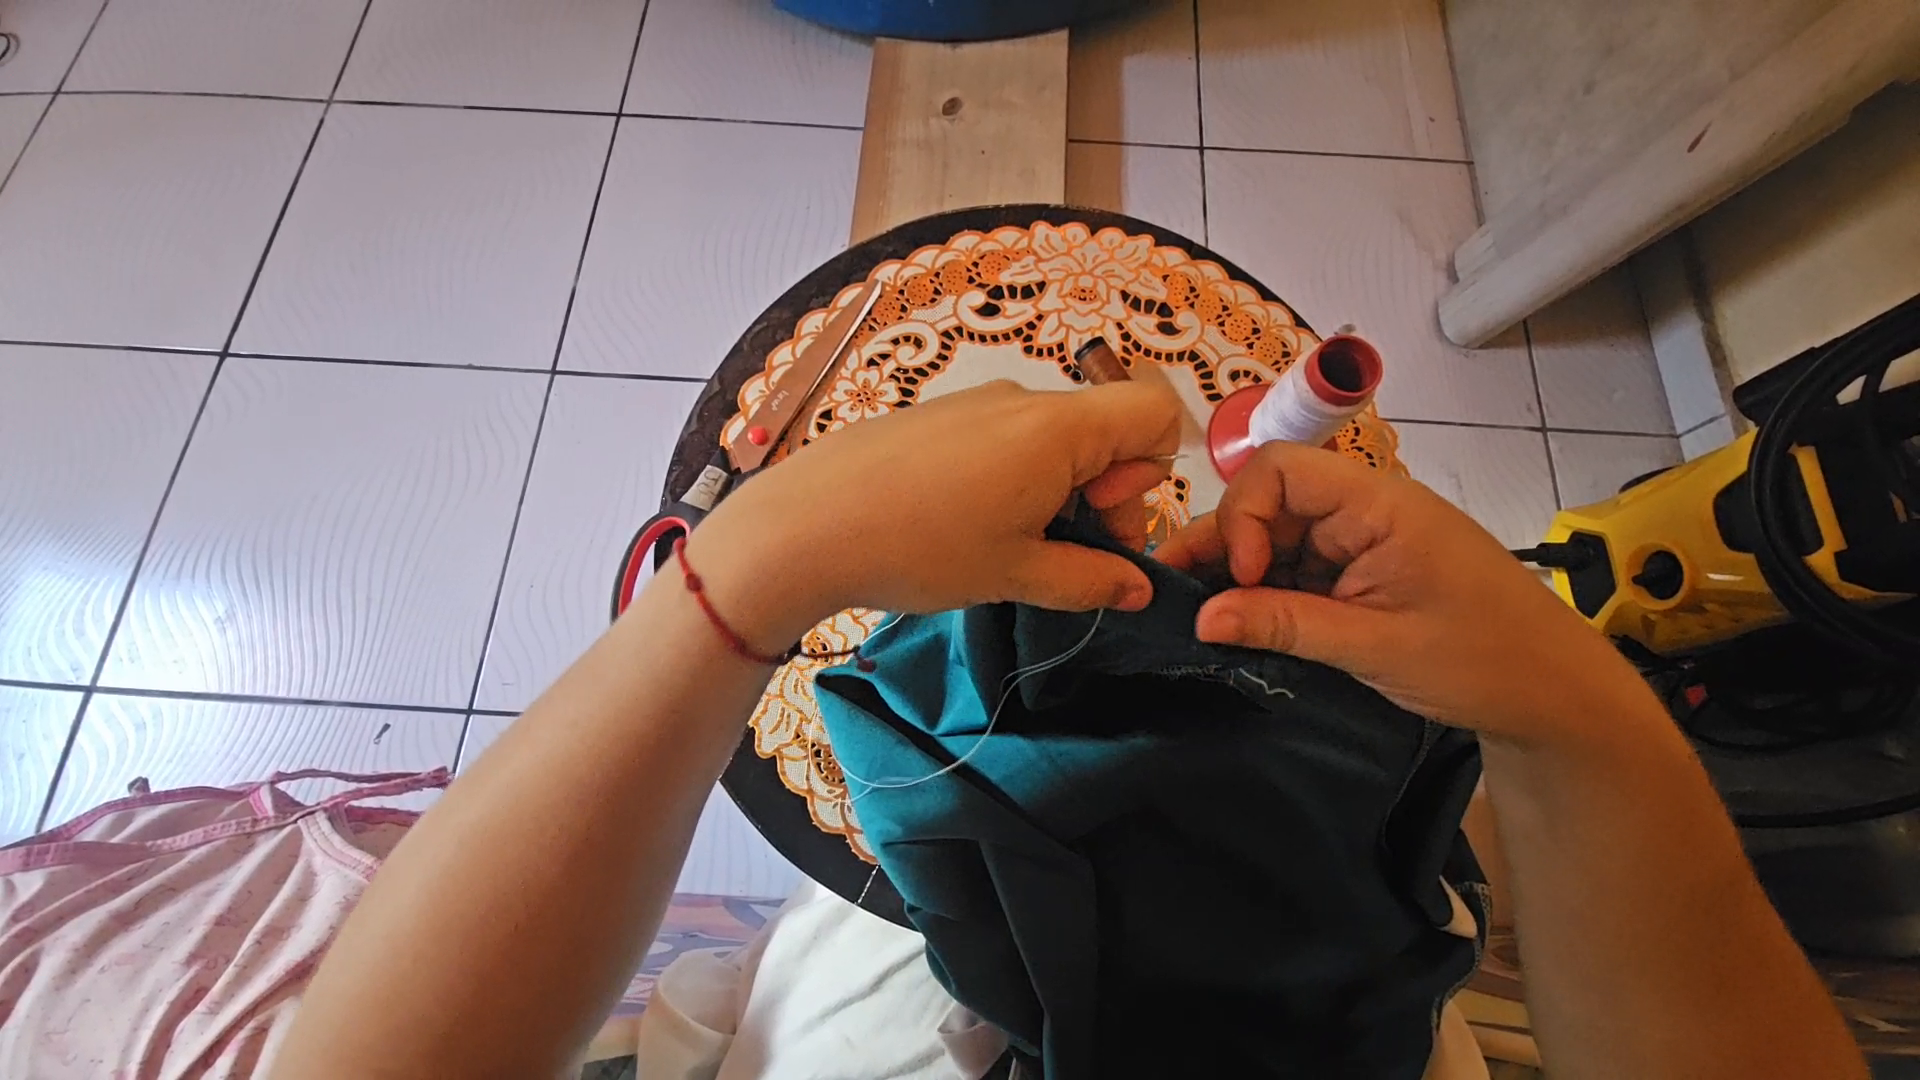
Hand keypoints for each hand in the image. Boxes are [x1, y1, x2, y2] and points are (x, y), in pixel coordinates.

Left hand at [686, 380, 1184, 649]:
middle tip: (1059, 553)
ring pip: (1051, 439)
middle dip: (1102, 495)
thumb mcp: (1016, 573)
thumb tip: (1139, 589)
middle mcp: (1022, 399)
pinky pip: (1004, 437)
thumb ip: (1091, 579)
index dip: (1149, 475)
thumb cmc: (922, 548)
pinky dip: (1011, 476)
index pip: (1154, 415)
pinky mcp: (938, 415)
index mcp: (1057, 428)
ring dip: (1054, 491)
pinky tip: (961, 520)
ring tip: (1001, 543)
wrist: (806, 522)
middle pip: (1103, 432)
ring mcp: (975, 401)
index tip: (1100, 524)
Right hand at [1154, 442, 1662, 745]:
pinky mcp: (1358, 569)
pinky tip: (1240, 620)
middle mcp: (1362, 509)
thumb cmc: (1482, 662)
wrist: (1556, 698)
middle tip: (1185, 594)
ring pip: (1274, 536)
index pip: (1280, 470)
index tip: (1244, 576)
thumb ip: (1282, 624)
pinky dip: (1264, 592)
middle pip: (1267, 502)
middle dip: (1224, 545)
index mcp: (1378, 504)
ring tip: (1202, 612)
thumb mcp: (1373, 646)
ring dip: (1238, 572)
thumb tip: (1199, 619)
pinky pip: (1294, 566)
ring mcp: (1359, 540)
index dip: (1244, 515)